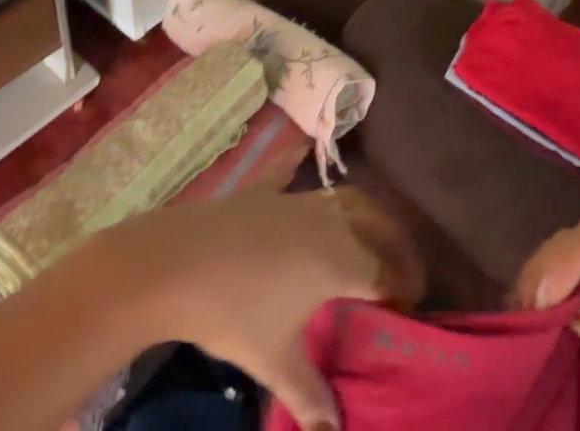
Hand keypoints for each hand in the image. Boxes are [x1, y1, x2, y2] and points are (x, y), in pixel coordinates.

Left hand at [96, 189, 424, 430]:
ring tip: (367, 245)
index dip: (405, 289)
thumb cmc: (231, 312)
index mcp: (340, 260)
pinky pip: (301, 183)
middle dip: (397, 249)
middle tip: (400, 276)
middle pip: (379, 226)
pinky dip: (317, 192)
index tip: (407, 310)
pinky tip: (306, 186)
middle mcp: (327, 223)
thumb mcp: (274, 360)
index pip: (390, 271)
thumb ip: (309, 395)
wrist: (171, 263)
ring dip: (367, 219)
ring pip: (348, 201)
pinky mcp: (264, 192)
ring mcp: (294, 201)